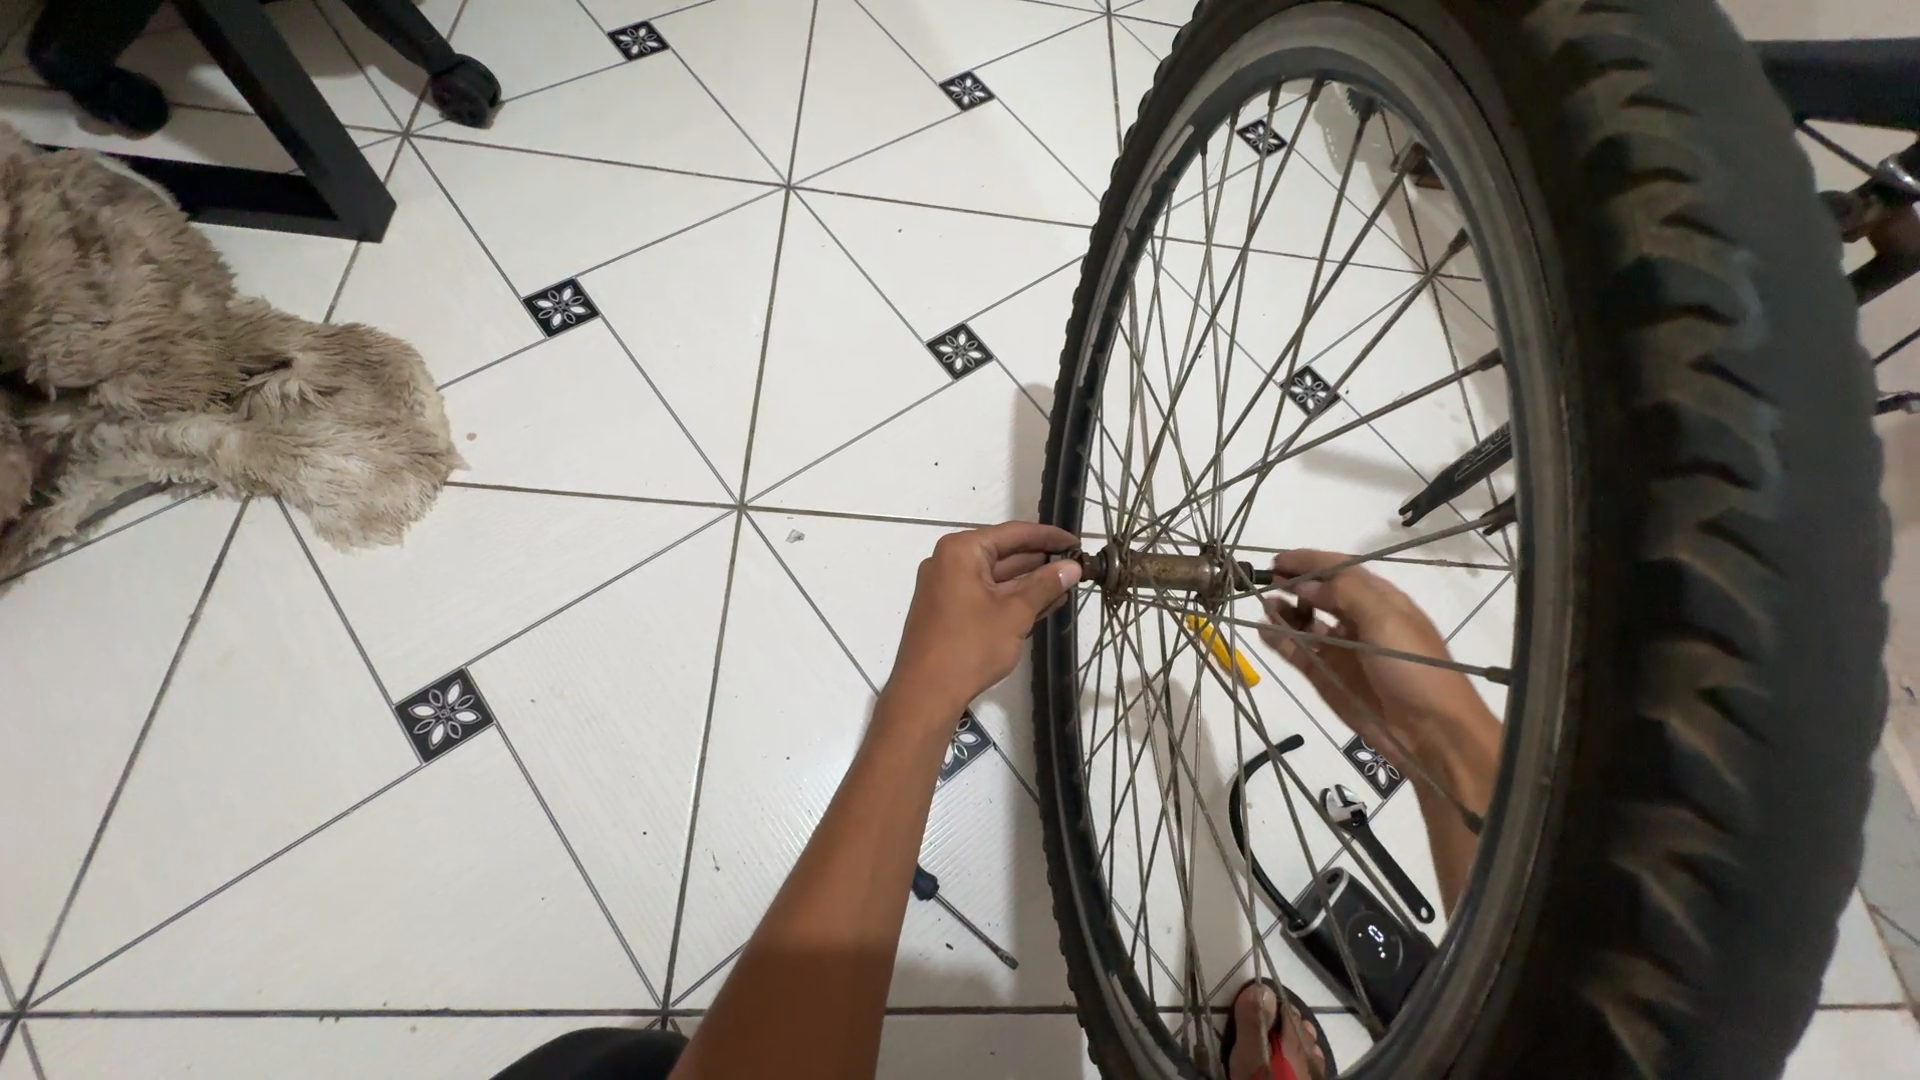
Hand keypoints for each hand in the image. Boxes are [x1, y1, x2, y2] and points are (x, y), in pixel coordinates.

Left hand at [886, 522, 1082, 717]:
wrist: (925, 693)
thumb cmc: (971, 646)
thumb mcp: (1015, 613)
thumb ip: (1045, 585)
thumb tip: (1073, 567)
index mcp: (961, 550)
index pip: (1013, 533)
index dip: (1048, 537)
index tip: (1076, 542)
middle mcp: (949, 561)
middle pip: (1003, 553)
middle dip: (1040, 562)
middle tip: (1076, 566)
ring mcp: (945, 587)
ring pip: (995, 578)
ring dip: (1029, 583)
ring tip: (1067, 585)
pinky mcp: (947, 611)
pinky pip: (985, 595)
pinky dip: (1011, 599)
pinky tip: (1042, 604)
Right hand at [1257, 549, 1489, 773]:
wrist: (1431, 732)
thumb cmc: (1414, 668)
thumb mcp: (1386, 620)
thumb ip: (1346, 592)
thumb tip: (1305, 582)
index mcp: (1379, 601)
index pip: (1340, 568)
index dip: (1309, 561)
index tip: (1279, 560)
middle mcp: (1357, 619)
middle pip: (1319, 592)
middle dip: (1293, 582)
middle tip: (1266, 580)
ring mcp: (1340, 648)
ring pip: (1304, 620)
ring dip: (1283, 609)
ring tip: (1265, 605)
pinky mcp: (1326, 674)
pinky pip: (1296, 650)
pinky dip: (1278, 638)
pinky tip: (1263, 629)